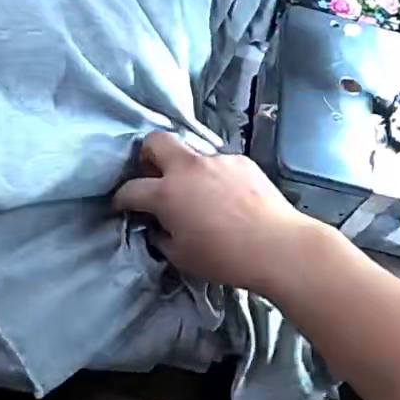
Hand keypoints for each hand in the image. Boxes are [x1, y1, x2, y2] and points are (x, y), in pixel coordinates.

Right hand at [112, 132, 334, 296]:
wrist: (278, 247)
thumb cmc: (224, 257)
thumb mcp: (181, 256)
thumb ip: (161, 236)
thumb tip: (157, 225)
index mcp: (167, 192)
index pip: (131, 189)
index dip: (121, 198)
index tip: (121, 206)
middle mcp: (188, 168)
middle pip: (156, 141)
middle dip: (147, 155)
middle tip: (152, 175)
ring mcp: (217, 160)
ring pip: (191, 154)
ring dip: (186, 171)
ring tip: (200, 196)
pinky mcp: (242, 161)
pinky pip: (219, 165)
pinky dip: (215, 178)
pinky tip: (229, 198)